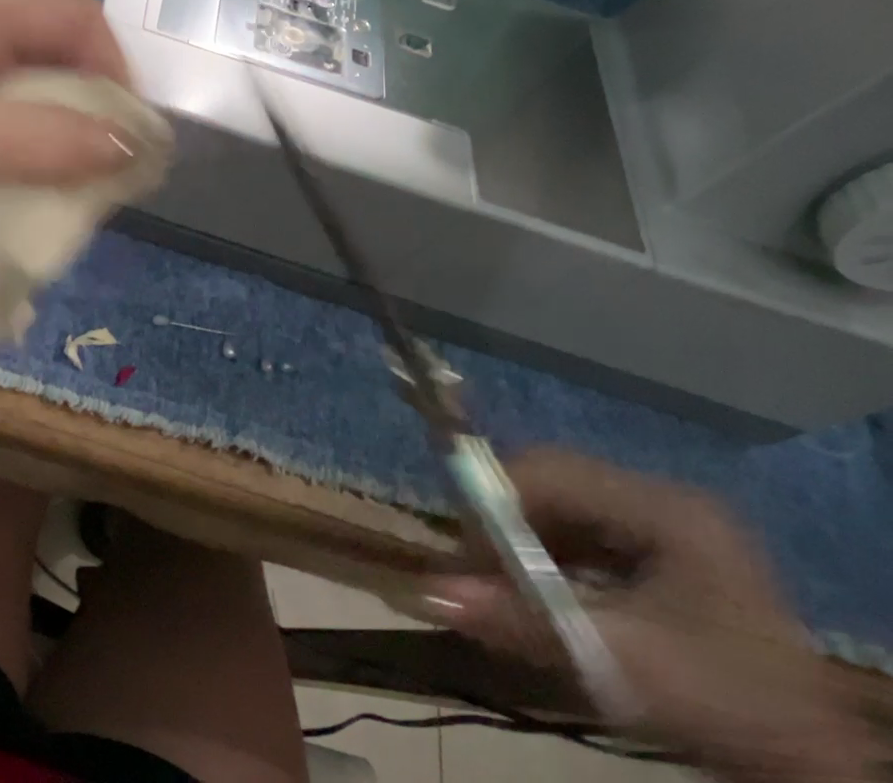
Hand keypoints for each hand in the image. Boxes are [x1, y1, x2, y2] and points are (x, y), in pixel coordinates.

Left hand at [0, 0, 138, 210]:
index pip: (80, 15)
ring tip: (43, 171)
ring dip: (35, 114)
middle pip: (45, 35)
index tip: (124, 145)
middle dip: (77, 98)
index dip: (116, 76)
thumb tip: (135, 142)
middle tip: (88, 166)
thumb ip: (48, 139)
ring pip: (4, 62)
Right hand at [423, 450, 881, 782]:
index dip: (493, 501)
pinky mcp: (660, 553)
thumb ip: (517, 620)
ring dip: (521, 544)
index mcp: (666, 510)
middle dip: (504, 524)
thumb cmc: (716, 700)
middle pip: (552, 483)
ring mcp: (665, 527)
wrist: (801, 760)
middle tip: (477, 573)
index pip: (551, 470)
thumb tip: (423, 591)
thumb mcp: (615, 661)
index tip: (463, 554)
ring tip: (504, 591)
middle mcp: (663, 503)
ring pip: (560, 509)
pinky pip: (579, 534)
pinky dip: (547, 559)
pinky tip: (542, 598)